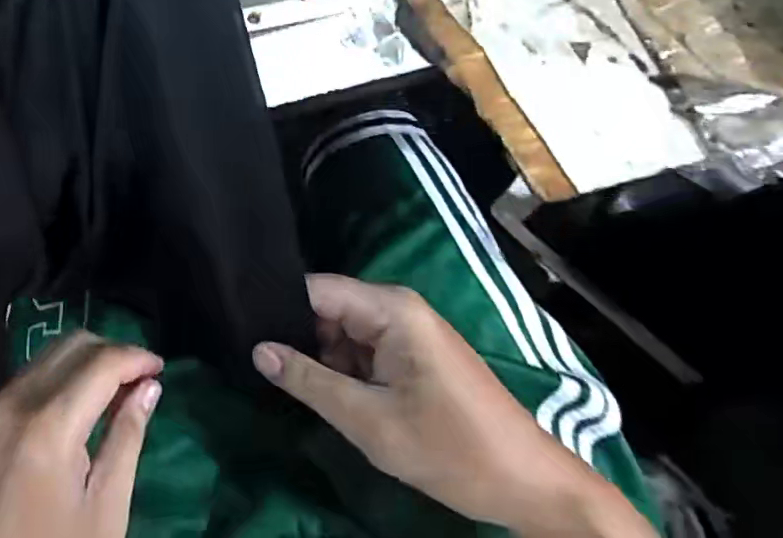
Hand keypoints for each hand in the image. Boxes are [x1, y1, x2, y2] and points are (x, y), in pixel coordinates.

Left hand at [0, 331, 163, 537]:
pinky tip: (84, 397)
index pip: (100, 363)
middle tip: (143, 376)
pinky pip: (33, 371)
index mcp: (50, 423)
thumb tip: (149, 387)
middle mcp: (20, 398)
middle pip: (74, 345)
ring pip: (51, 351)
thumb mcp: (104, 509)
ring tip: (119, 385)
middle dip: (113, 351)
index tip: (161, 366)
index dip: (136, 357)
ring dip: (88, 357)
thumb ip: (127, 438)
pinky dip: (63, 370)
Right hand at [253, 275, 651, 537]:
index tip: (244, 328)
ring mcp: (408, 330)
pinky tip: (326, 391)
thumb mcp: (371, 422)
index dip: (278, 307)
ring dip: (322, 357)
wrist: (538, 493)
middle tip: (264, 364)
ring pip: (343, 331)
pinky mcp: (414, 354)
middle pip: (327, 308)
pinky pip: (364, 349)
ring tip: (288, 380)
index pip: (315, 290)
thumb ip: (309, 381)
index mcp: (389, 309)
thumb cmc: (454, 450)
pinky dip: (345, 370)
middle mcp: (397, 308)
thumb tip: (257, 350)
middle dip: (298, 336)